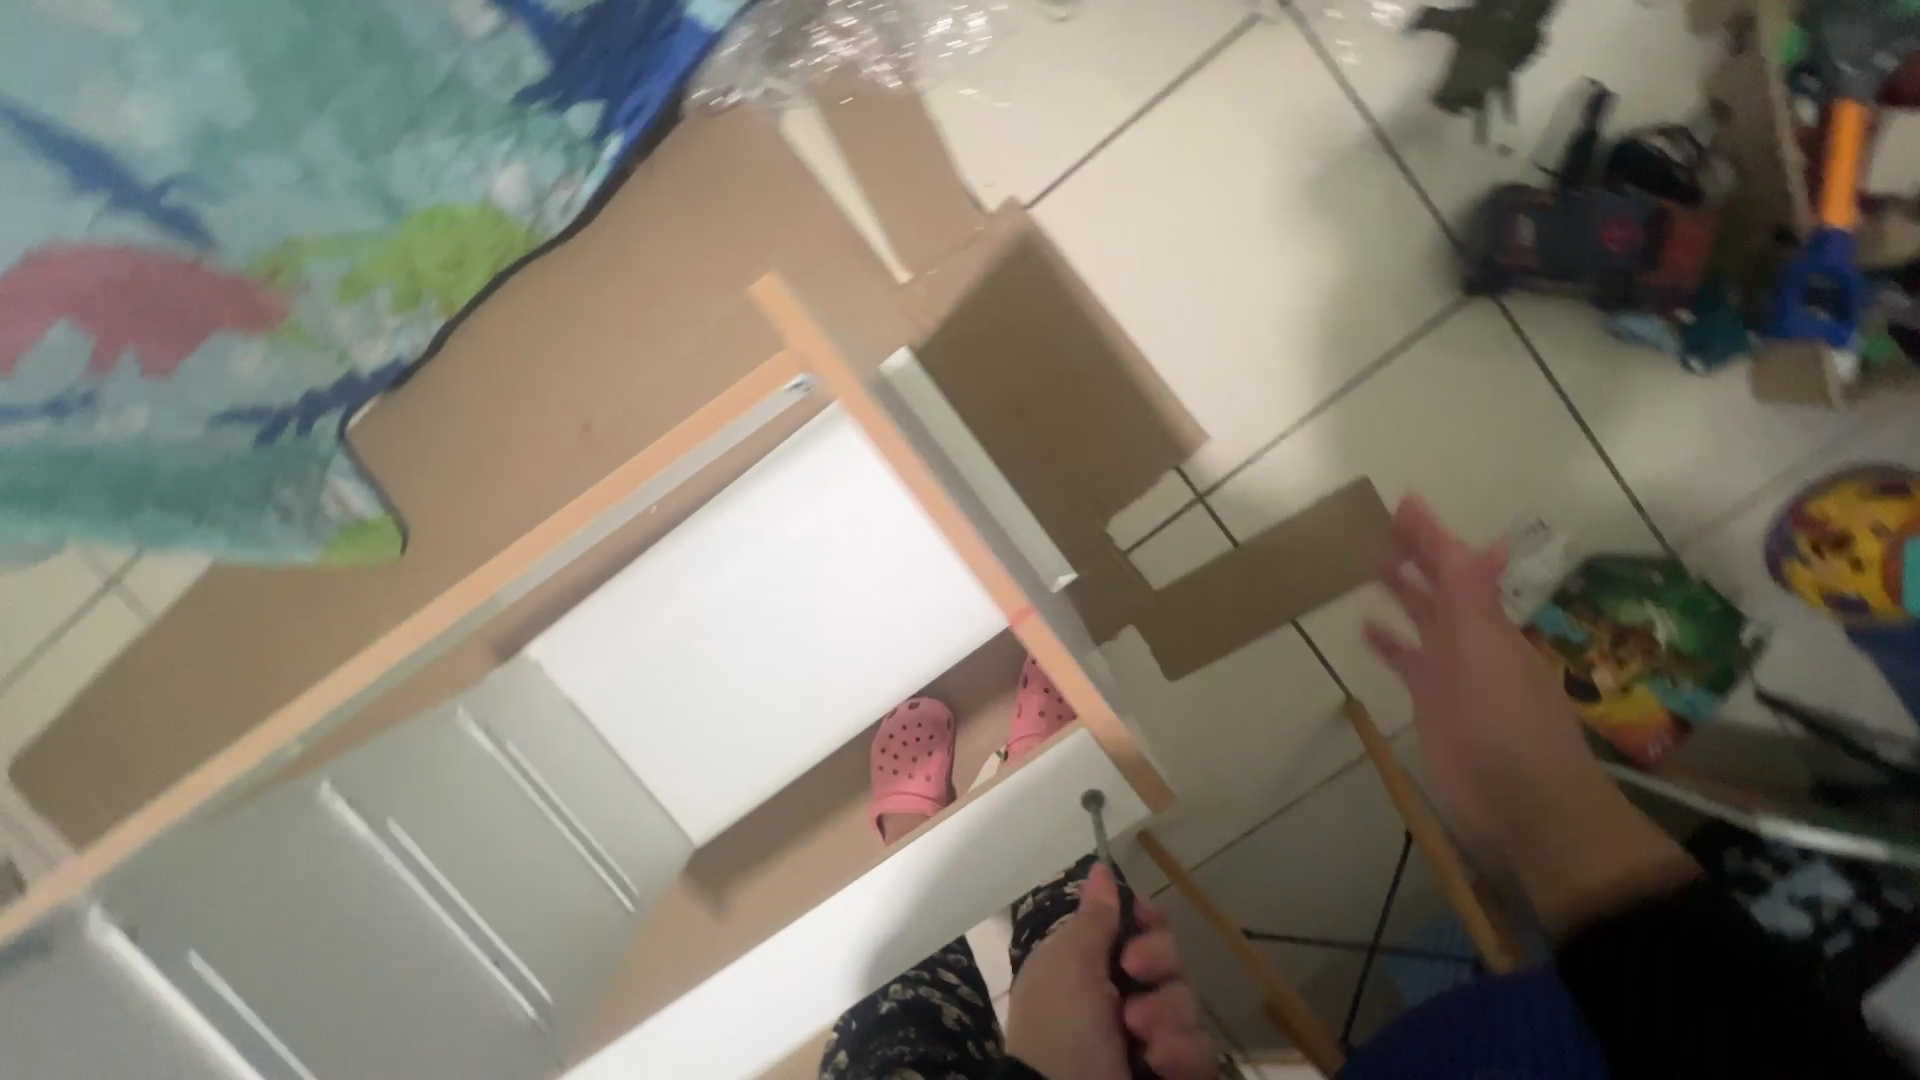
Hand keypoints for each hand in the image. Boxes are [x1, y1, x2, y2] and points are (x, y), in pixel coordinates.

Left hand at [1005, 862, 1216, 1079]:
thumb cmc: (1059, 1031)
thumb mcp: (1067, 966)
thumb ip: (1094, 918)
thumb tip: (1100, 868)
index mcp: (1091, 963)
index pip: (1138, 924)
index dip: (1147, 919)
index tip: (1143, 922)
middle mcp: (1124, 994)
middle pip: (1170, 955)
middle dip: (1157, 966)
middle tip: (1132, 981)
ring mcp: (1153, 1036)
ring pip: (1190, 1001)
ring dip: (1167, 1019)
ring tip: (1141, 1043)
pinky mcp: (1176, 1072)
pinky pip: (1204, 1048)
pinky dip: (1183, 1056)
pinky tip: (1158, 1067)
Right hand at [1363, 495, 1697, 933]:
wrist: (1521, 803)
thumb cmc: (1504, 727)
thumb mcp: (1486, 656)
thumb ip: (1472, 601)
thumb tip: (1474, 542)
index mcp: (1486, 624)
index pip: (1455, 565)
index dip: (1432, 534)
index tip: (1403, 502)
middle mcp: (1470, 639)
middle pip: (1440, 585)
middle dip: (1416, 554)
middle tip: (1381, 526)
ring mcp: (1450, 670)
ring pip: (1423, 617)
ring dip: (1402, 591)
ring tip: (1371, 565)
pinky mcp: (1432, 699)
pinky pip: (1406, 659)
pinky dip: (1390, 641)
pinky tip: (1368, 629)